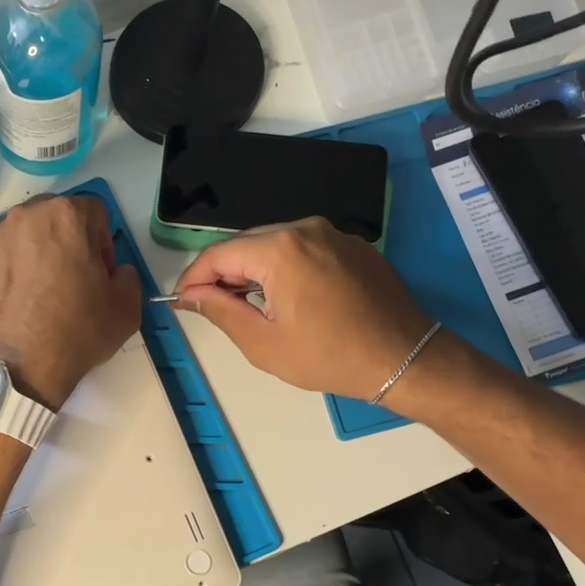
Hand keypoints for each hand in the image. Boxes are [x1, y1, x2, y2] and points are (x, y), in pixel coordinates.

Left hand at [0, 194, 141, 410]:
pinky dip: (12, 272)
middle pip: (55, 218)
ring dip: (37, 255)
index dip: (103, 242)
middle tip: (72, 280)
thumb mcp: (126, 310)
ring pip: (25, 237)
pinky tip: (18, 304)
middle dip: (68, 242)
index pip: (94, 212)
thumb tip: (116, 272)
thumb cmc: (75, 334)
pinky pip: (1, 258)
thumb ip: (127, 278)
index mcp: (66, 216)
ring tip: (41, 294)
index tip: (100, 272)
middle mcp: (25, 217)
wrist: (16, 368)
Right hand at [174, 218, 439, 405]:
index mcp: (279, 249)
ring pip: (274, 244)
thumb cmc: (328, 356)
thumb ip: (220, 311)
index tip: (180, 302)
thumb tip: (190, 295)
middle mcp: (304, 228)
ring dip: (251, 270)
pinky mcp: (353, 245)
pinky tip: (284, 299)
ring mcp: (333, 233)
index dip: (192, 278)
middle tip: (208, 307)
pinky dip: (283, 268)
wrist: (404, 357)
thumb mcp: (263, 342)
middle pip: (245, 243)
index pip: (218, 254)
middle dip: (221, 273)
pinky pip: (303, 248)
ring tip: (244, 306)